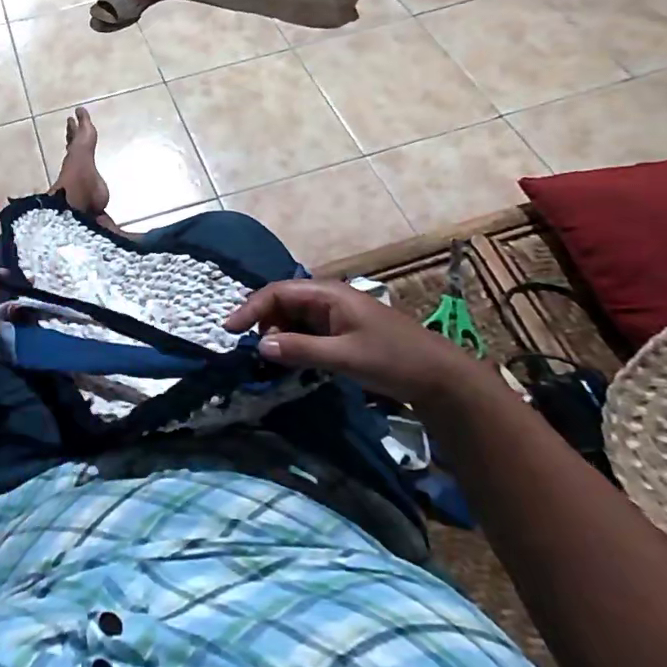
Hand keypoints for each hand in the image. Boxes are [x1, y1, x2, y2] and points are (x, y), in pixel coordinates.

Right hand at [223, 279, 484, 406]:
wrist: (436, 375)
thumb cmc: (392, 359)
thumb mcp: (344, 357)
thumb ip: (301, 349)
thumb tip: (260, 345)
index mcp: (329, 294)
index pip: (279, 291)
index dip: (251, 308)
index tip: (229, 330)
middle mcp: (330, 298)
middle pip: (284, 302)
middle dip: (263, 322)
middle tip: (249, 351)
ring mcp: (337, 315)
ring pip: (294, 318)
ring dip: (278, 334)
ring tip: (267, 360)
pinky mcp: (343, 331)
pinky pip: (308, 332)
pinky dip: (294, 343)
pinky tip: (290, 362)